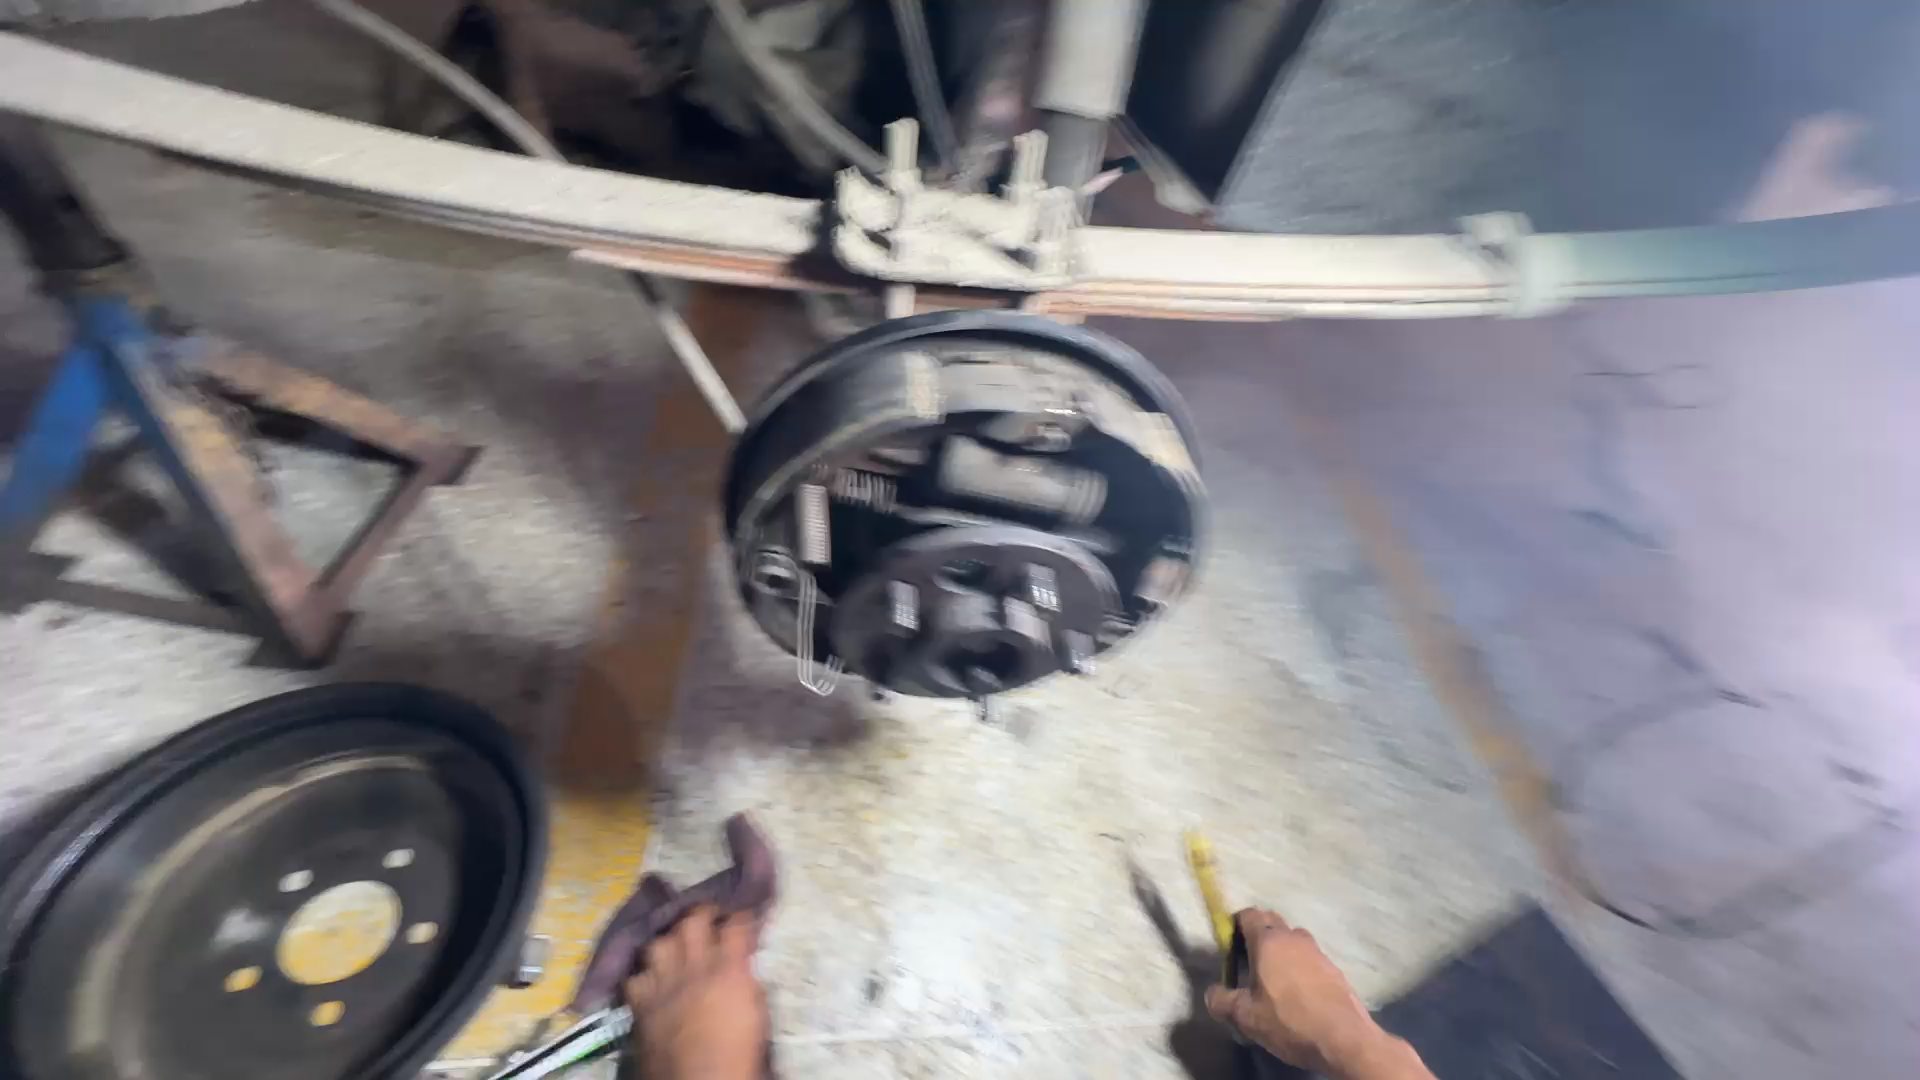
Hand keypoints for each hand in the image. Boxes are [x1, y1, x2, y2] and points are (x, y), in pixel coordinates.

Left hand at [625, 906, 767, 1079]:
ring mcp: (665, 985)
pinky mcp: (642, 1007)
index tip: (743, 917)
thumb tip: (742, 964)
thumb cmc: (738, 1052)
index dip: (740, 916)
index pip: (736, 923)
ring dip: (668, 943)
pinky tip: (653, 982)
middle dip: (701, 915)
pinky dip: (644, 977)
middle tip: (708, 920)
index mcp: (729, 967)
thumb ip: (747, 978)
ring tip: (676, 948)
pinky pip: (635, 979)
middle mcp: (695, 967)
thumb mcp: (757, 1010)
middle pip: (692, 921)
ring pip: (658, 943)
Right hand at [1205, 909, 1428, 1079]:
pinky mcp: (1335, 970)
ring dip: (1283, 949)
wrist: (1347, 1041)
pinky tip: (1301, 993)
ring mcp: (1317, 952)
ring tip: (1277, 977)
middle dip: (1258, 933)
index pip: (1248, 914)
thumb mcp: (1247, 1017)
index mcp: (1267, 940)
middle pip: (1271, 920)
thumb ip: (1222, 1002)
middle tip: (1250, 960)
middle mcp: (1292, 937)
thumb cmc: (1290, 1021)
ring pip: (1293, 939)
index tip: (1231, 945)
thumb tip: (1211, 993)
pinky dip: (1302, 966)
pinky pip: (1311, 958)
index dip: (1236, 925)